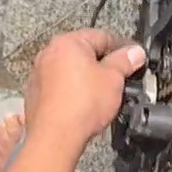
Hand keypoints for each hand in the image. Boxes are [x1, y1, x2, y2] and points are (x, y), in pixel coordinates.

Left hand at [23, 29, 146, 151]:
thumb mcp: (113, 79)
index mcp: (68, 42)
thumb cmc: (80, 105)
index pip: (101, 36)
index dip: (122, 47)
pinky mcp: (36, 94)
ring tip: (103, 94)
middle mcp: (50, 53)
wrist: (55, 136)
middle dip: (103, 64)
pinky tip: (84, 104)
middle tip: (120, 77)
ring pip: (71, 70)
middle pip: (84, 52)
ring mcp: (40, 74)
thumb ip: (125, 61)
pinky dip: (73, 92)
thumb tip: (134, 53)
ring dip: (87, 78)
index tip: (133, 56)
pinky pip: (60, 86)